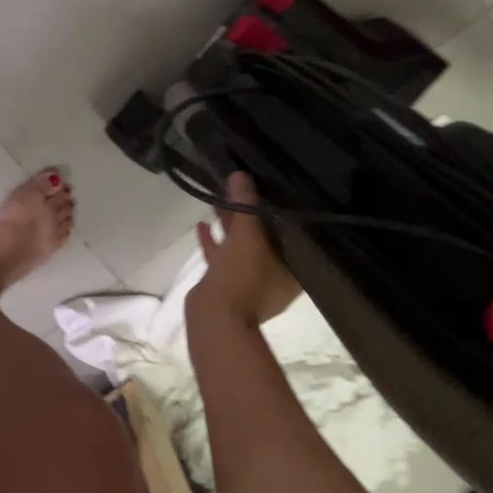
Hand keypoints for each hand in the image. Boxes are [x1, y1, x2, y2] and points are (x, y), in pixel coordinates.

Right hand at [189, 172, 300, 326]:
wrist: (215, 317)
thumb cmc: (242, 276)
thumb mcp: (246, 234)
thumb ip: (244, 204)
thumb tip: (239, 174)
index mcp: (291, 270)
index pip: (289, 234)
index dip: (277, 211)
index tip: (267, 190)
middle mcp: (276, 277)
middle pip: (264, 239)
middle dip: (249, 216)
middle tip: (239, 190)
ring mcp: (250, 283)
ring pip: (241, 247)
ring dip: (230, 226)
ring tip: (218, 201)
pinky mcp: (228, 286)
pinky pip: (223, 258)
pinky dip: (214, 241)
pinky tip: (202, 224)